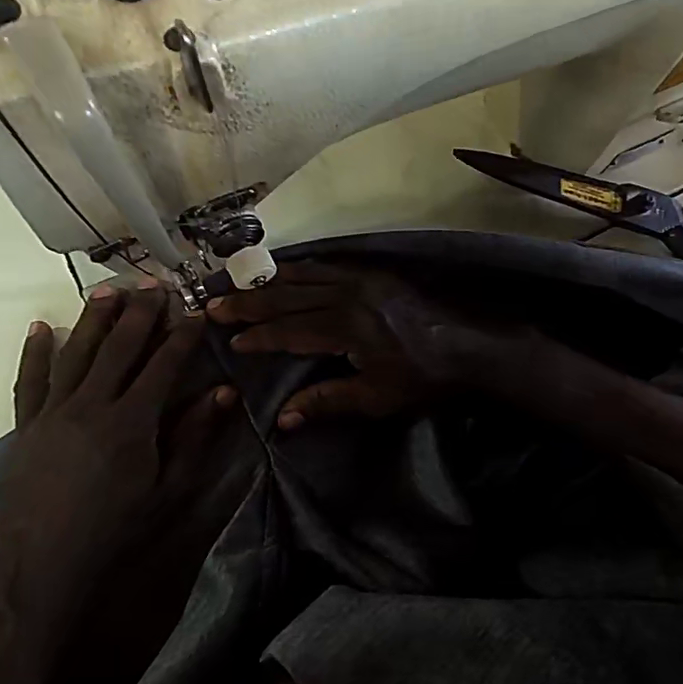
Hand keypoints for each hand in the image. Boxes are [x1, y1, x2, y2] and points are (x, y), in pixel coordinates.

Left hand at [0, 281, 235, 597]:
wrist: (42, 565)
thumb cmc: (116, 527)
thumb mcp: (169, 488)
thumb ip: (195, 437)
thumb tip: (224, 392)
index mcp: (131, 421)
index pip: (162, 365)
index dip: (181, 335)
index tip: (195, 310)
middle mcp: (91, 406)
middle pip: (119, 348)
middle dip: (140, 313)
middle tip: (154, 283)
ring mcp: (53, 413)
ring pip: (76, 353)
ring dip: (94, 319)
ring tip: (109, 290)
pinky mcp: (26, 427)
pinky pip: (30, 380)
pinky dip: (35, 351)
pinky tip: (40, 327)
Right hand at [205, 261, 489, 428]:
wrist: (468, 349)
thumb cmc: (422, 379)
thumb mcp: (376, 398)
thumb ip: (327, 401)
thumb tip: (281, 418)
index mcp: (346, 327)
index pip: (290, 329)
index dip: (259, 336)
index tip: (230, 341)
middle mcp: (349, 295)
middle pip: (290, 295)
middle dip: (251, 301)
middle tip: (214, 304)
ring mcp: (364, 279)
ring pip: (306, 274)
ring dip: (270, 279)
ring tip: (238, 282)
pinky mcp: (376, 274)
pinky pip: (328, 265)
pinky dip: (301, 268)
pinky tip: (287, 270)